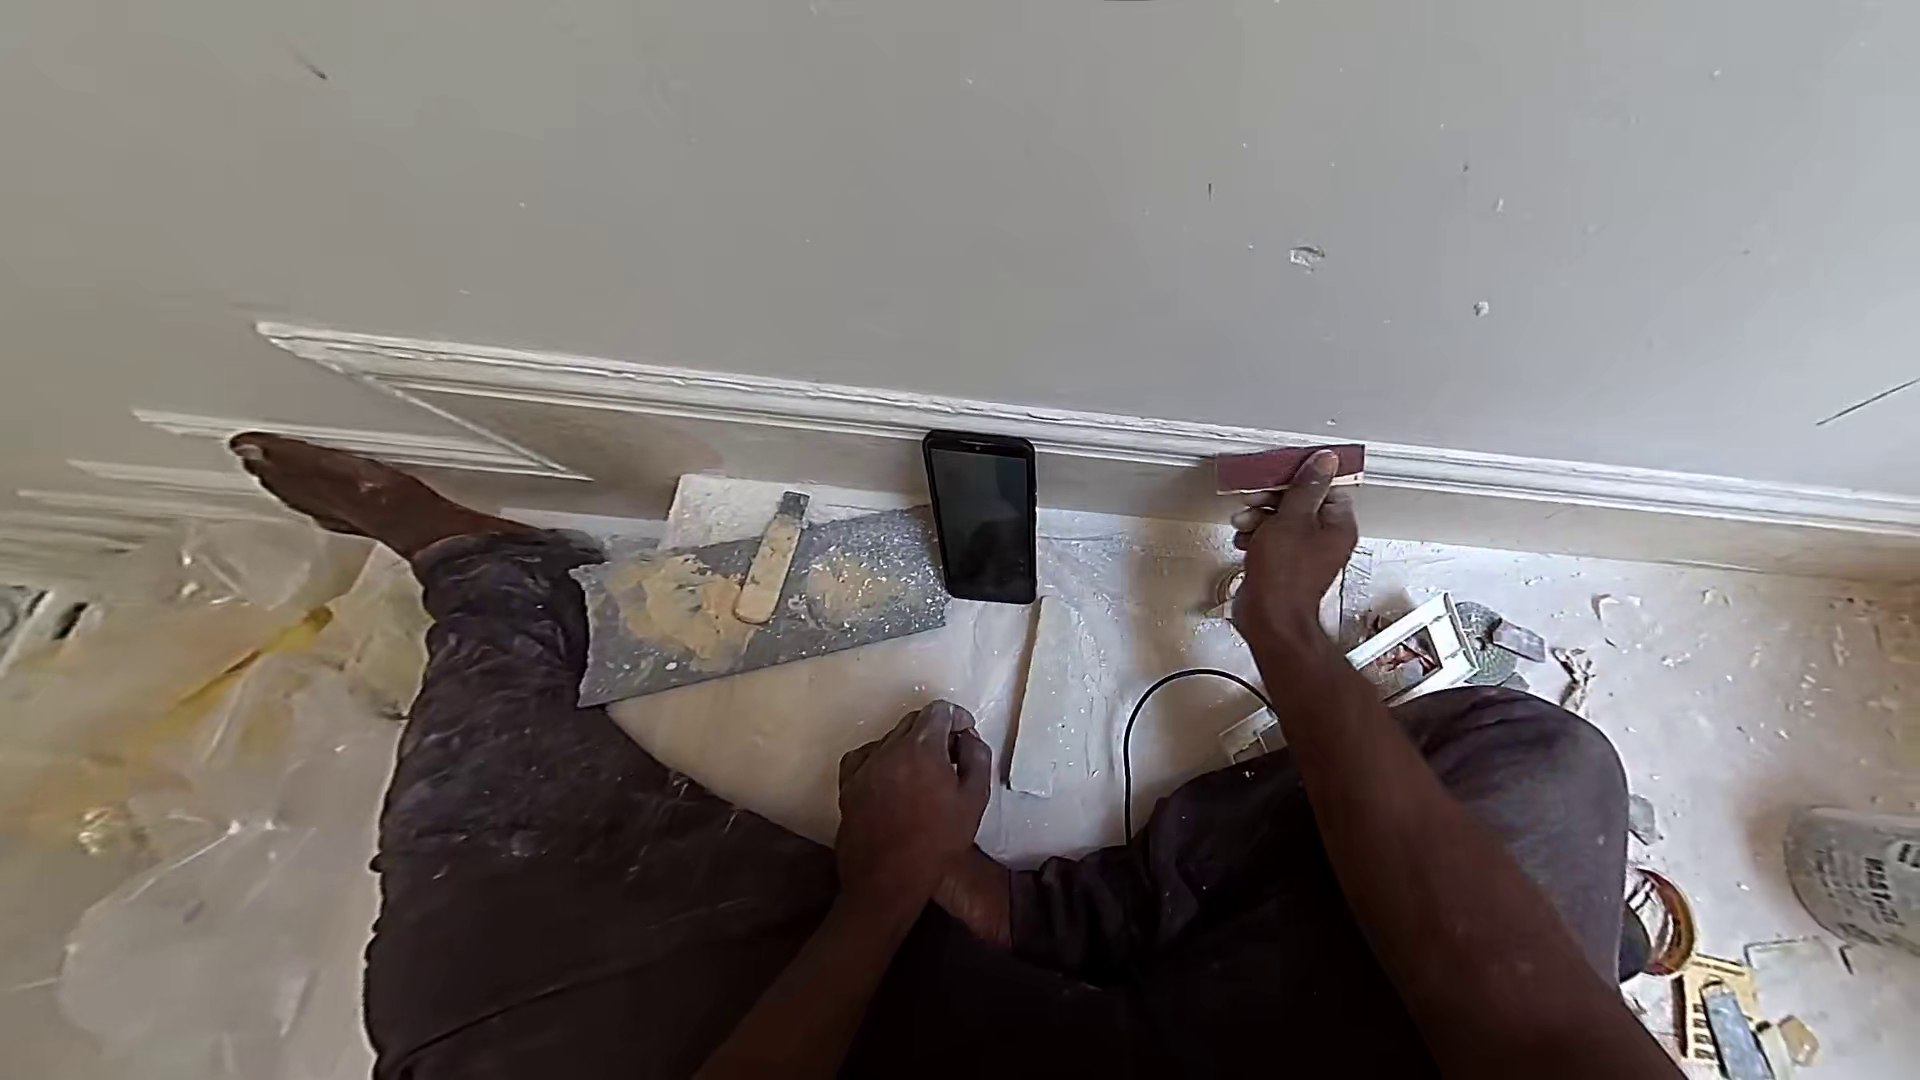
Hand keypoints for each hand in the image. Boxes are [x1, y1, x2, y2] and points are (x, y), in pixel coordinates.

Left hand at [835, 700, 991, 909]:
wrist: (887, 881)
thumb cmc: (935, 843)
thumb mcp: (973, 801)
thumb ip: (977, 759)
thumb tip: (969, 738)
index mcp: (922, 747)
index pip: (939, 710)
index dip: (957, 717)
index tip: (965, 733)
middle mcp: (890, 747)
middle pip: (915, 720)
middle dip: (936, 730)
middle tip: (950, 755)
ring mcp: (866, 764)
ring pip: (892, 737)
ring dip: (910, 744)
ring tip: (923, 772)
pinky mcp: (849, 782)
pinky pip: (867, 755)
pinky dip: (882, 758)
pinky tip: (892, 777)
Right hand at [1230, 449, 1358, 649]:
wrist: (1268, 615)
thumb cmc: (1283, 574)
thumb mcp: (1292, 520)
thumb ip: (1307, 488)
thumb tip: (1326, 461)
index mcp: (1338, 526)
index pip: (1324, 490)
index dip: (1298, 482)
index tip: (1276, 479)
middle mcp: (1325, 540)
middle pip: (1299, 505)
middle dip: (1270, 501)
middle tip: (1253, 500)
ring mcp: (1303, 554)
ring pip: (1280, 522)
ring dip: (1257, 518)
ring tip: (1243, 524)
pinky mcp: (1283, 565)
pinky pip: (1270, 541)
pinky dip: (1255, 537)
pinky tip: (1244, 541)